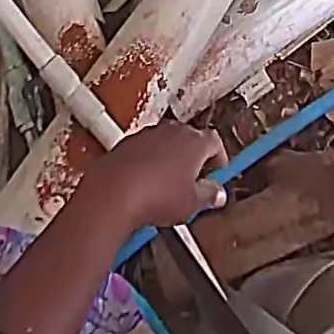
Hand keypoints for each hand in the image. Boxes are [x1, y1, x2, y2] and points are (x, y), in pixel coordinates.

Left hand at [79, 122, 227, 229]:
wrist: (115, 191)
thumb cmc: (156, 195)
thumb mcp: (192, 203)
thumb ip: (209, 194)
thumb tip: (217, 192)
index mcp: (194, 141)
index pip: (214, 142)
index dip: (219, 158)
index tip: (218, 173)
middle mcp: (172, 130)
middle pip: (191, 139)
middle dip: (195, 159)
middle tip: (196, 182)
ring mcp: (149, 133)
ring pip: (167, 143)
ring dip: (172, 159)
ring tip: (169, 187)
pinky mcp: (129, 141)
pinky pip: (147, 149)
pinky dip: (151, 162)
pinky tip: (147, 185)